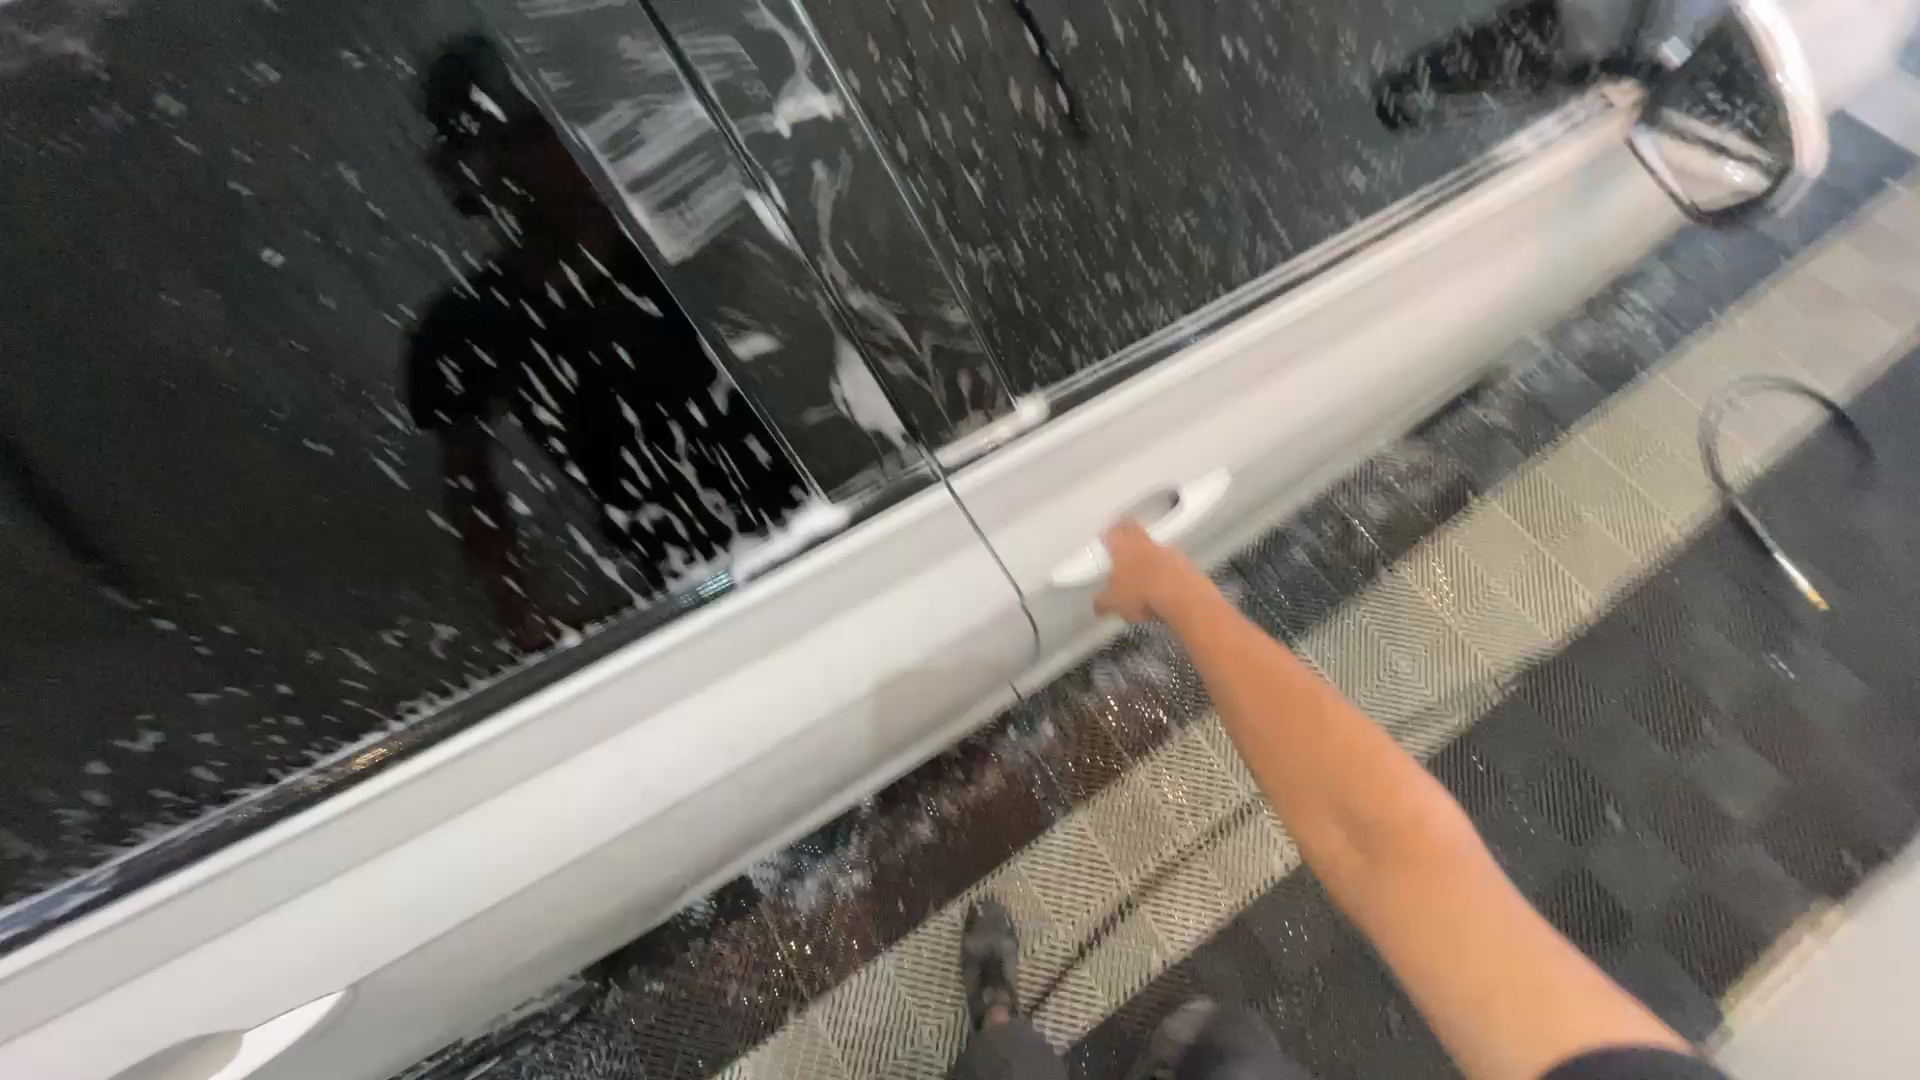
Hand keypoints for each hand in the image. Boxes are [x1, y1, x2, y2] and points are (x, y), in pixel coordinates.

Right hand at [1093, 520, 1209, 622]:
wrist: (1183, 597)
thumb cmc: (1141, 595)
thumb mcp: (1114, 604)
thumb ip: (1102, 602)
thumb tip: (1097, 604)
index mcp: (1122, 548)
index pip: (1112, 531)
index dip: (1108, 534)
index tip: (1105, 540)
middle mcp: (1143, 543)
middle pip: (1133, 529)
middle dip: (1127, 534)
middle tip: (1122, 546)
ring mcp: (1166, 550)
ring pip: (1153, 544)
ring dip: (1148, 553)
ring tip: (1144, 570)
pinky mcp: (1185, 561)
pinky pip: (1170, 559)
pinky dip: (1166, 567)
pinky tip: (1164, 583)